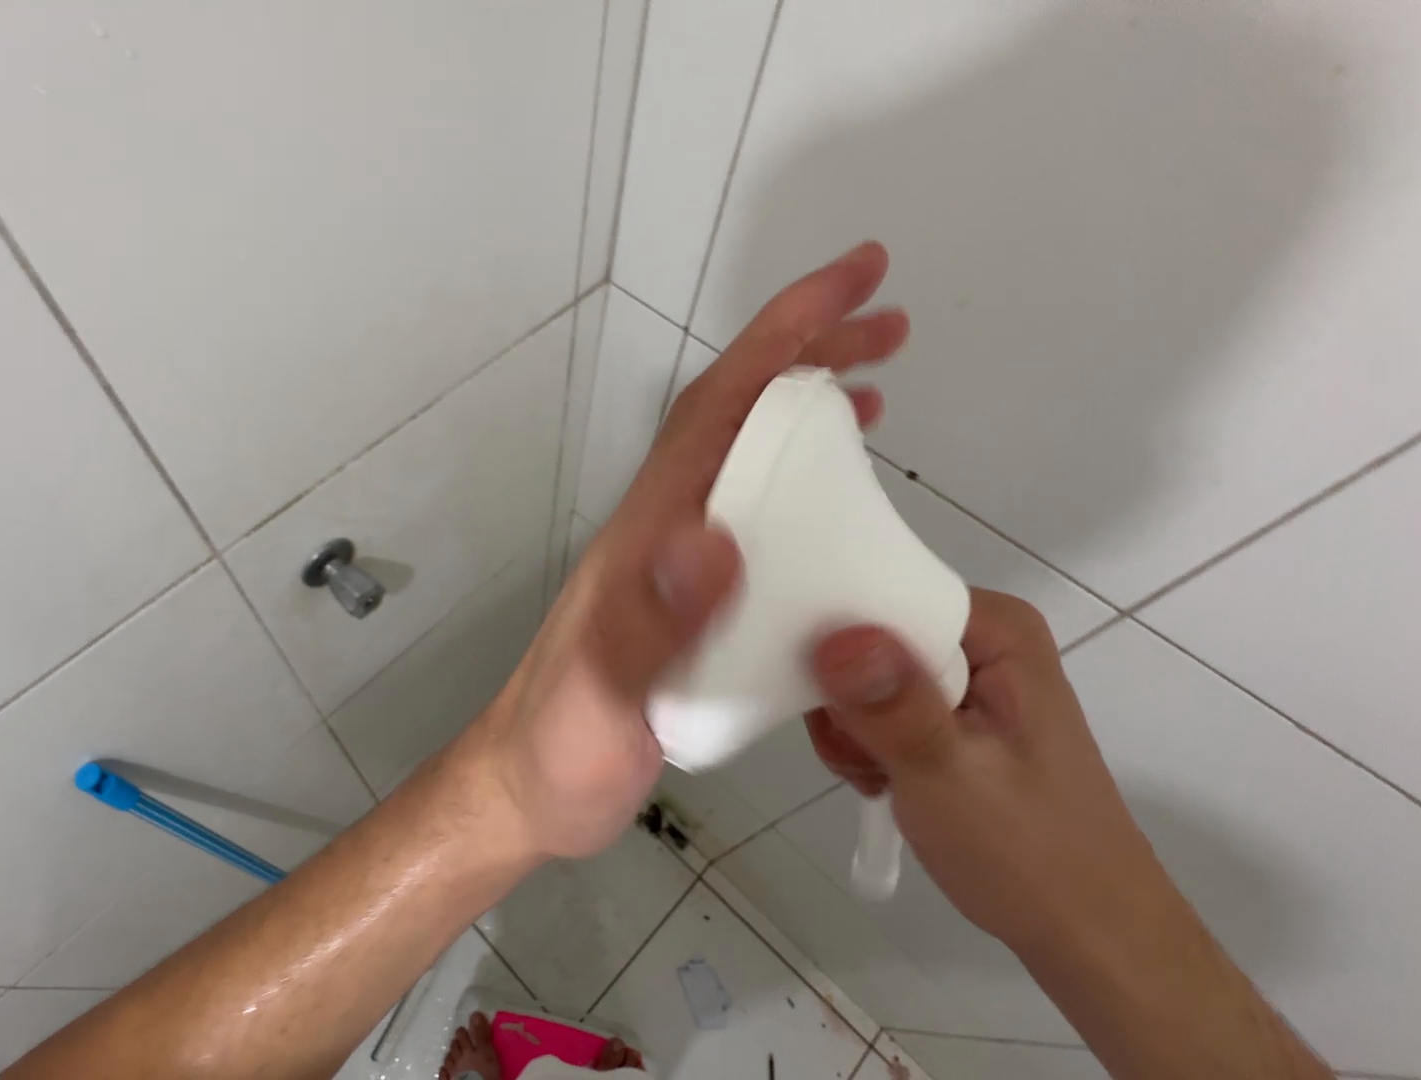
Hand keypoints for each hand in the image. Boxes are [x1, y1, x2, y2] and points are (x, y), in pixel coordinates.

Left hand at [459, 241, 910, 859]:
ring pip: (745, 462)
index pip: (715, 408)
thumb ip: (653, 624)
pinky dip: (798, 491)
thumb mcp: (605, 694)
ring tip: (880, 392)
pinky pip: (753, 523)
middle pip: (734, 416)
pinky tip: (833, 508)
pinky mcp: (690, 606)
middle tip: (891, 324)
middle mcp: (661, 532)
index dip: (782, 337)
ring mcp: (673, 566)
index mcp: (648, 533)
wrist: (529, 788)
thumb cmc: (561, 746)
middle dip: (808, 355)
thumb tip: (714, 537)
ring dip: (807, 414)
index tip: (855, 280)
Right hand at [805, 590, 1178, 954]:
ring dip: (848, 725)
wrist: (1084, 930)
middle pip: (868, 631)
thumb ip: (895, 708)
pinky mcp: (945, 712)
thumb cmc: (1030, 853)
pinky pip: (873, 703)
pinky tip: (881, 778)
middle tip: (856, 749)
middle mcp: (977, 639)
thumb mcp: (952, 777)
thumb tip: (837, 639)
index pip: (889, 590)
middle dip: (841, 690)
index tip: (807, 677)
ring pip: (860, 672)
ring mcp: (960, 677)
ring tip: (875, 774)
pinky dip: (862, 742)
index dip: (839, 626)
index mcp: (995, 630)